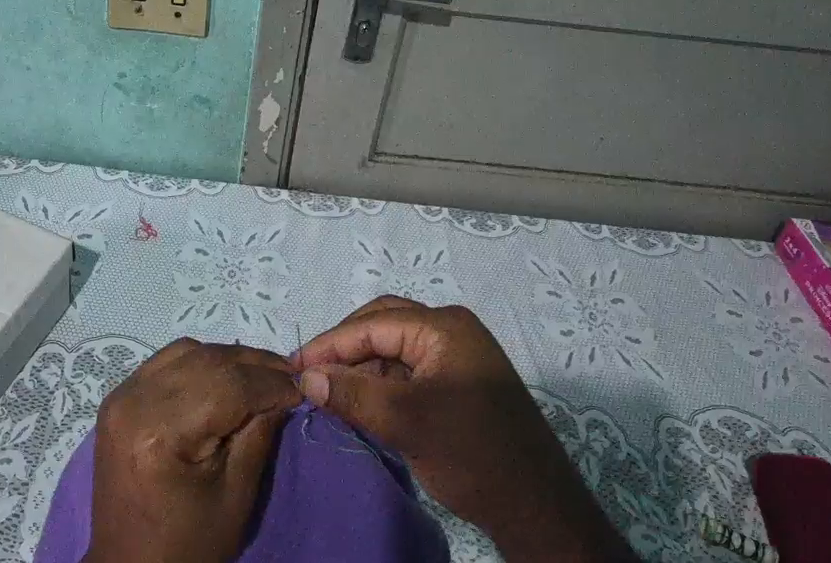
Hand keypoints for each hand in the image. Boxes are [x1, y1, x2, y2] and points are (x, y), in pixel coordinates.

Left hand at [85, 338, 301, 562]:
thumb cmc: (188, 543)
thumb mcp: (236, 495)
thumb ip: (259, 434)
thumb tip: (285, 389)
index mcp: (160, 433)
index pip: (228, 385)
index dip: (270, 382)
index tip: (302, 387)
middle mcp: (134, 402)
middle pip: (207, 361)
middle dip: (254, 364)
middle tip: (289, 376)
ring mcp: (122, 396)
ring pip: (187, 352)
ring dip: (228, 359)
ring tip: (261, 375)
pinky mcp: (118, 397)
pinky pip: (166, 361)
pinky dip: (199, 362)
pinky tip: (223, 376)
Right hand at [295, 296, 632, 562]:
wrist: (536, 507)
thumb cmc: (472, 453)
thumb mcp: (407, 422)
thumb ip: (354, 394)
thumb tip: (306, 377)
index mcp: (444, 326)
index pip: (373, 323)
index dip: (330, 344)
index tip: (293, 369)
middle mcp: (451, 330)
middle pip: (382, 324)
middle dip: (344, 347)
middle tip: (308, 374)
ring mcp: (456, 356)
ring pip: (393, 348)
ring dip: (361, 365)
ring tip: (327, 389)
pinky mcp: (457, 382)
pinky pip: (408, 369)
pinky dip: (380, 381)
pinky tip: (359, 401)